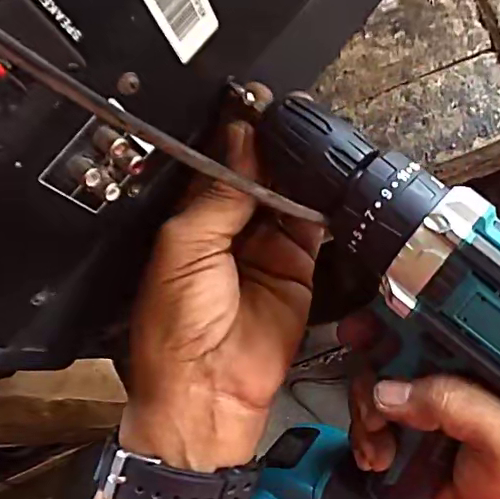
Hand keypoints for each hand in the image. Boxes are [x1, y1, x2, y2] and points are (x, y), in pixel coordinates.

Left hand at [120, 120, 324, 470]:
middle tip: (286, 124)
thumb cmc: (176, 333)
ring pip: (287, 200)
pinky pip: (313, 232)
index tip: (254, 109)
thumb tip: (241, 147)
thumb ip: (218, 198)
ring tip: (307, 151)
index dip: (236, 138)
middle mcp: (229, 233)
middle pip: (257, 178)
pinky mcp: (297, 273)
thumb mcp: (184, 249)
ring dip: (297, 178)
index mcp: (190, 224)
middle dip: (271, 152)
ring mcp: (266, 253)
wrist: (211, 389)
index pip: (218, 167)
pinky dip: (321, 210)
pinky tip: (323, 189)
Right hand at [342, 315, 499, 498]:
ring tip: (380, 450)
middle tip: (373, 415)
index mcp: (481, 363)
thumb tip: (391, 391)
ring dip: (365, 417)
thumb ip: (457, 405)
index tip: (362, 332)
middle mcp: (451, 373)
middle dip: (370, 381)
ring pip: (374, 385)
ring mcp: (426, 400)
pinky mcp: (407, 426)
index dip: (393, 322)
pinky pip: (370, 416)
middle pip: (391, 352)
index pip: (433, 326)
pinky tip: (375, 456)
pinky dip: (363, 435)